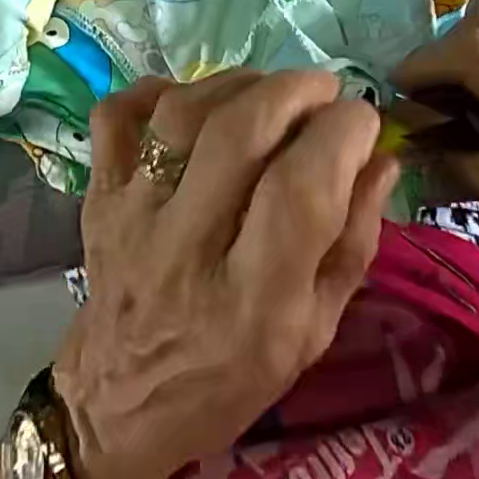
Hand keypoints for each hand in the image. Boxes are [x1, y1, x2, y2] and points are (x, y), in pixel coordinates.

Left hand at [52, 71, 400, 478]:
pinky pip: (115, 117)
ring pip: (180, 114)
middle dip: (292, 91)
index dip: (340, 136)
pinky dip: (154, 89)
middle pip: (236, 135)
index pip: (299, 191)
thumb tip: (380, 157)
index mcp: (251, 300)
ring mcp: (130, 213)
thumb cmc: (229, 374)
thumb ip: (351, 243)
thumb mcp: (313, 332)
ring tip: (268, 89)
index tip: (363, 117)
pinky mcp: (98, 193)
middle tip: (322, 89)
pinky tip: (190, 98)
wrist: (122, 396)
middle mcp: (184, 247)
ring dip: (235, 82)